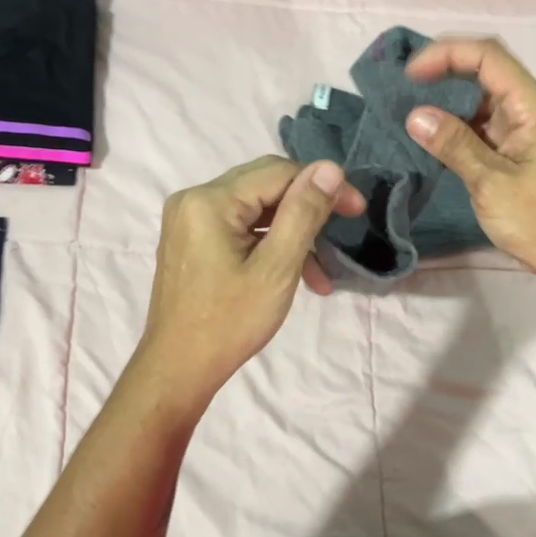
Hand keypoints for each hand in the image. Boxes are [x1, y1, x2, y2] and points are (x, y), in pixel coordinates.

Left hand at [135, 156, 364, 402]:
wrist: (179, 369)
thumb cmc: (229, 322)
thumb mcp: (276, 268)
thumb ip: (303, 214)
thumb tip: (330, 168)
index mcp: (209, 200)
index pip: (278, 172)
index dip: (322, 185)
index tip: (357, 209)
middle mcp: (194, 199)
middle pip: (265, 186)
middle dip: (308, 207)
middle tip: (346, 227)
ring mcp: (189, 221)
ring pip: (256, 209)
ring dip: (293, 232)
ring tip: (321, 272)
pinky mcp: (192, 241)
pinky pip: (240, 228)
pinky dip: (269, 245)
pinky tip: (295, 275)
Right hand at [404, 37, 535, 285]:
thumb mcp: (491, 182)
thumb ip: (454, 145)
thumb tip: (415, 115)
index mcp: (533, 107)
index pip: (489, 57)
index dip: (447, 54)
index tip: (411, 74)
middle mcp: (531, 110)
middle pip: (486, 72)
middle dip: (445, 72)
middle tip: (405, 87)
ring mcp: (525, 131)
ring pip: (483, 100)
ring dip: (449, 101)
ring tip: (411, 109)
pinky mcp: (517, 152)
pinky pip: (484, 126)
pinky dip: (458, 126)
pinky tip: (433, 136)